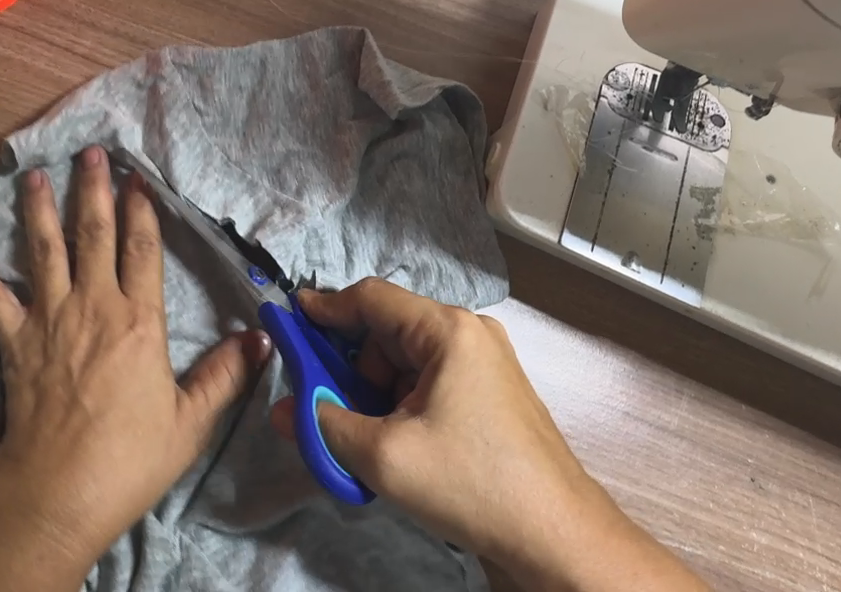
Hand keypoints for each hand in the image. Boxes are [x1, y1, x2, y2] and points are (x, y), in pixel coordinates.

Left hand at [0, 146, 271, 591]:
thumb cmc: (129, 458)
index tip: (138, 175)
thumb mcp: (190, 422)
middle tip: (90, 153)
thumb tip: (260, 339)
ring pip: (44, 251)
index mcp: (138, 320)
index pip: (142, 248)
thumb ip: (224, 376)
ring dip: (38, 211)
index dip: (141, 208)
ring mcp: (49, 319)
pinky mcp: (14, 342)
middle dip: (93, 190)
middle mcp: (93, 306)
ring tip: (33, 176)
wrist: (58, 493)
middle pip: (93, 234)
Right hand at [268, 279, 705, 591]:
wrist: (560, 541)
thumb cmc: (472, 483)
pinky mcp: (491, 392)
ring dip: (375, 389)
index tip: (288, 321)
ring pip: (406, 359)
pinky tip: (394, 440)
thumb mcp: (383, 455)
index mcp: (447, 329)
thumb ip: (323, 423)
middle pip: (387, 330)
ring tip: (364, 435)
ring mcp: (485, 362)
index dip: (324, 308)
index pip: (370, 298)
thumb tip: (281, 411)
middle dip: (350, 365)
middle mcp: (468, 332)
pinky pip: (429, 379)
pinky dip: (401, 401)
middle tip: (324, 400)